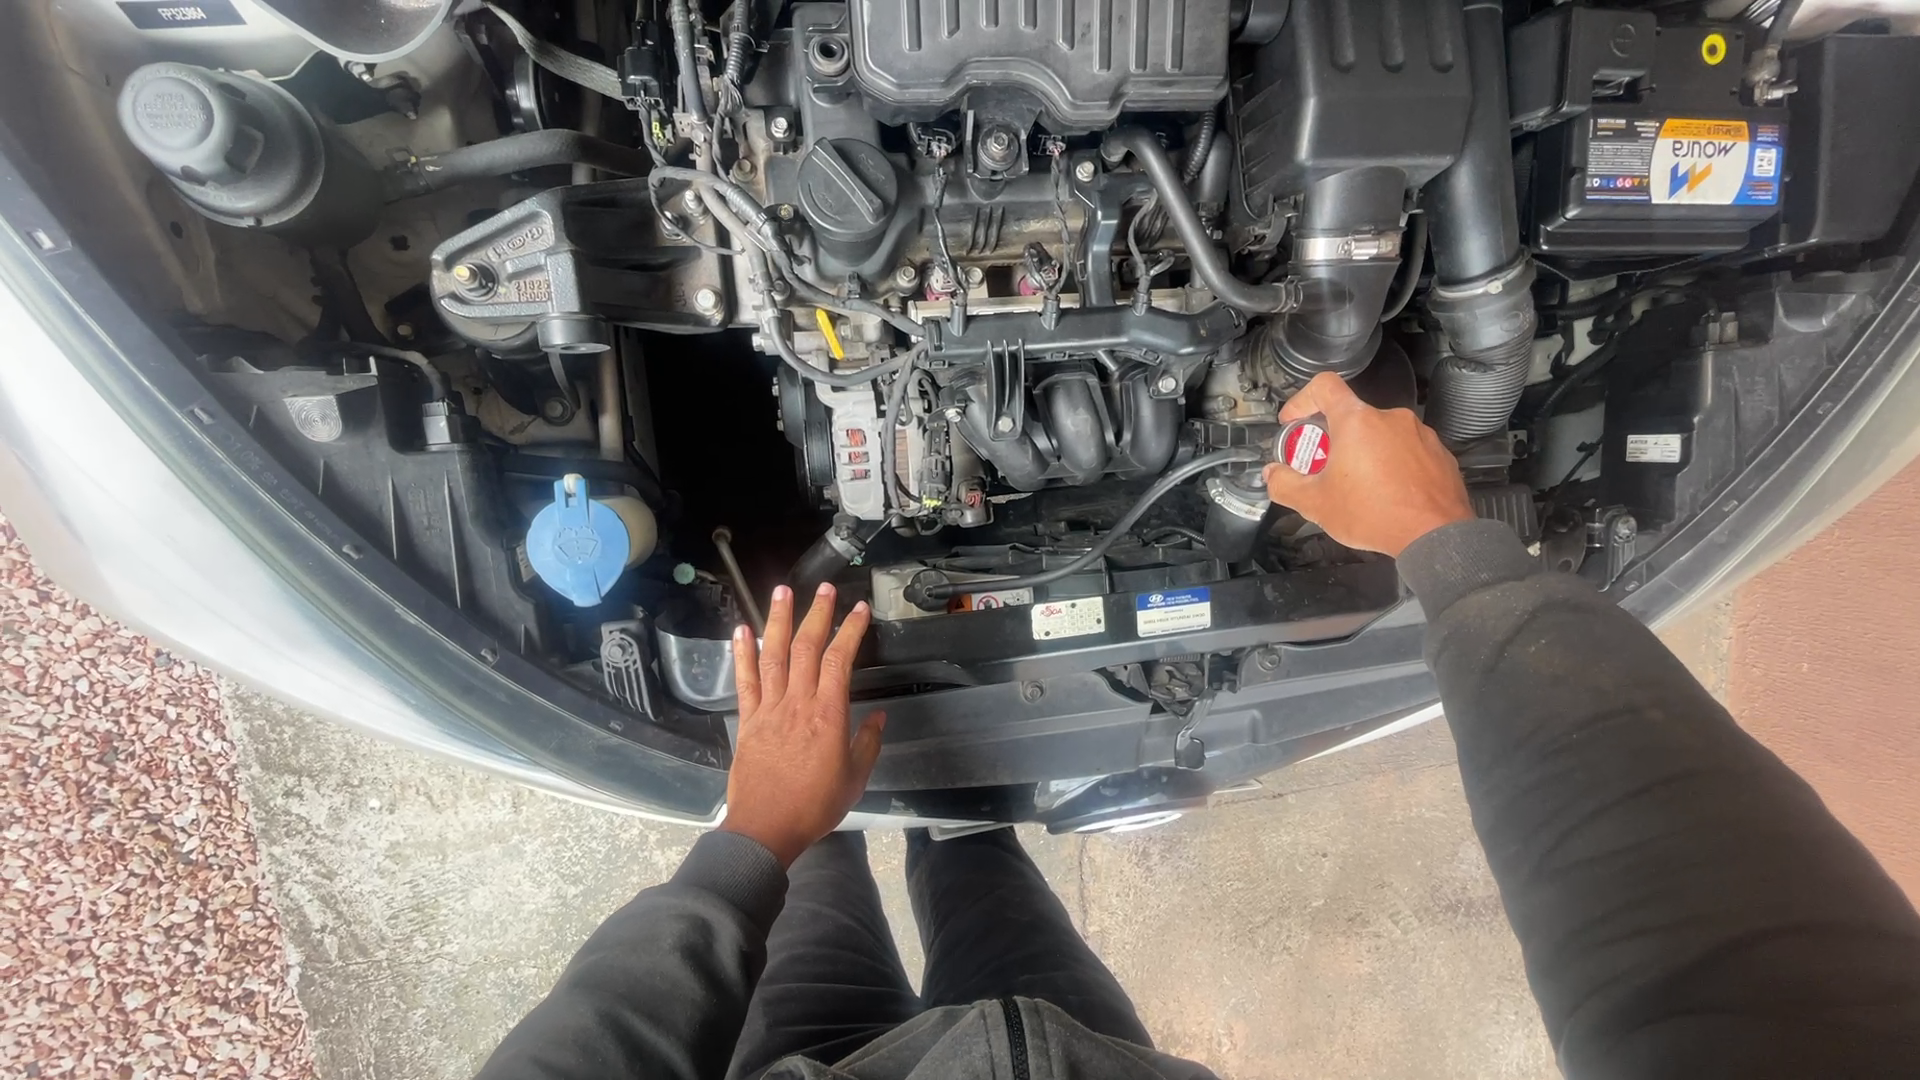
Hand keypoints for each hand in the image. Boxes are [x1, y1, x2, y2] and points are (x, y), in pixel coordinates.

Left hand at [722, 583, 884, 867]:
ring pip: (773, 655)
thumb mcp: (855, 778)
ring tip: (782, 591)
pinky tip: (741, 630)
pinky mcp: (748, 720)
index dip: (850, 630)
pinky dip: (742, 653)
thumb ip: (868, 743)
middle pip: (806, 647)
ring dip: (778, 620)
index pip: (840, 660)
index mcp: (828, 714)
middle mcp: (797, 703)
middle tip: (825, 588)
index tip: (860, 609)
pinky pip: (744, 681)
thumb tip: (880, 716)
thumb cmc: (815, 806)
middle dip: (817, 614)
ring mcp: (769, 709)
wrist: (766, 830)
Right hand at [1262, 372, 1474, 557]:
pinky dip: (1388, 463)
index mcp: (1357, 422)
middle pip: (1350, 417)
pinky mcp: (1437, 452)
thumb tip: (1273, 474)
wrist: (1434, 535)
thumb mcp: (1314, 503)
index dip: (1302, 400)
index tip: (1295, 421)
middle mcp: (1390, 419)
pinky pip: (1403, 449)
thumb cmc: (1374, 514)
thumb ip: (1284, 484)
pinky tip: (1384, 492)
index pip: (1324, 386)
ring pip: (1377, 434)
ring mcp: (1418, 433)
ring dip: (1361, 452)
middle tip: (1322, 469)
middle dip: (1330, 440)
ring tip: (1356, 486)